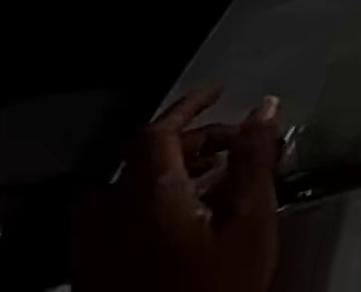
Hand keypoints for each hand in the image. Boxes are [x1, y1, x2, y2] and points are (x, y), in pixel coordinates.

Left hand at [73, 87, 282, 291]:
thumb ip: (255, 157)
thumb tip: (265, 107)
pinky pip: (117, 216)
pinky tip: (187, 212)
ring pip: (128, 187)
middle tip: (236, 142)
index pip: (158, 132)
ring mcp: (95, 250)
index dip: (189, 105)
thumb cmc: (219, 287)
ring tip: (217, 174)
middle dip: (195, 140)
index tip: (218, 89)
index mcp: (149, 197)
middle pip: (145, 157)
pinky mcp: (94, 275)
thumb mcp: (250, 218)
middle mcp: (111, 217)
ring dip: (171, 169)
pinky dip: (151, 198)